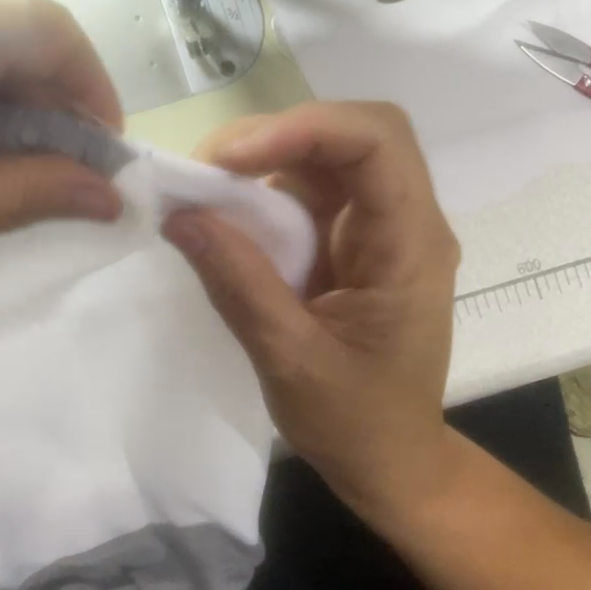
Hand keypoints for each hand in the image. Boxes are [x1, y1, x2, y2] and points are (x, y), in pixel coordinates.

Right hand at [162, 102, 460, 522]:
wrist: (390, 461)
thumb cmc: (356, 422)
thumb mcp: (290, 359)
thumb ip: (239, 284)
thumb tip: (180, 217)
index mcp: (410, 246)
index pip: (377, 142)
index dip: (304, 128)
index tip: (229, 159)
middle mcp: (404, 223)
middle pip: (353, 137)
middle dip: (278, 137)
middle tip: (207, 170)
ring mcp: (377, 233)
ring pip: (327, 161)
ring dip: (265, 163)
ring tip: (204, 190)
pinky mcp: (351, 249)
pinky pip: (310, 199)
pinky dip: (264, 198)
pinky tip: (227, 219)